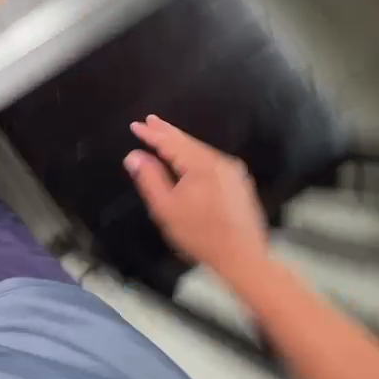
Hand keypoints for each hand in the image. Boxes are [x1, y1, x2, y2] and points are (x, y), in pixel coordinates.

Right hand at [124, 115, 270, 281]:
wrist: (243, 258)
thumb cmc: (200, 235)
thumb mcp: (166, 208)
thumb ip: (149, 178)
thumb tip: (134, 156)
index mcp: (200, 166)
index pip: (170, 143)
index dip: (151, 134)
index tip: (135, 125)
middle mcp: (220, 163)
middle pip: (188, 142)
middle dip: (167, 131)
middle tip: (150, 120)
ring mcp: (233, 172)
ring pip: (200, 150)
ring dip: (180, 142)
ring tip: (164, 134)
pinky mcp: (239, 183)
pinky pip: (211, 160)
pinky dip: (194, 154)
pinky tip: (187, 156)